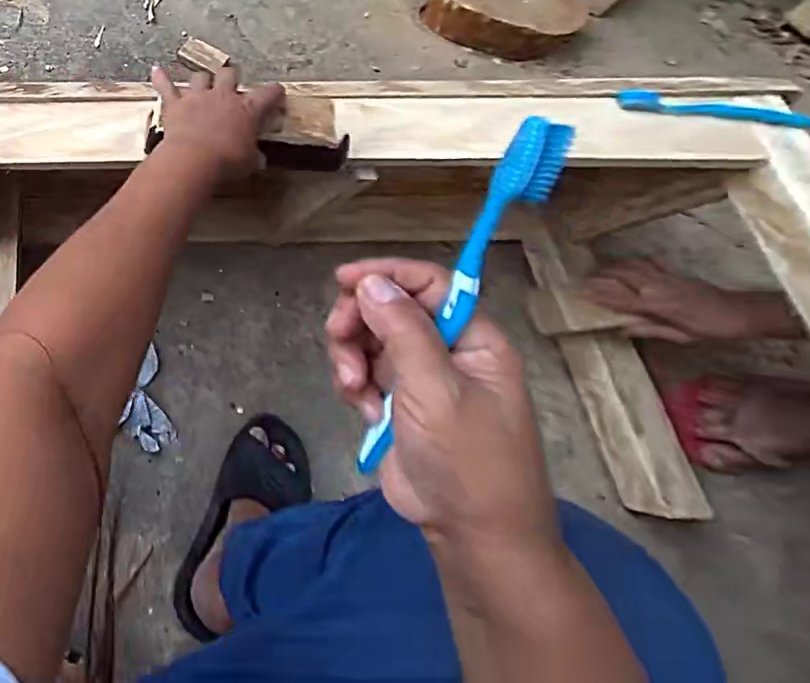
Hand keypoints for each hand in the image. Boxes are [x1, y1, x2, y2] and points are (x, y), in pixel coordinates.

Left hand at [150, 66, 283, 180]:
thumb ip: (254, 156)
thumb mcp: (249, 163)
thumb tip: (259, 160)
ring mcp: (198, 97)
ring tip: (202, 81)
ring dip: (202, 78)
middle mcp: (224, 96)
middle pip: (229, 74)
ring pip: (201, 76)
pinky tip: (157, 70)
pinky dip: (161, 79)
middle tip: (232, 80)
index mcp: (247, 109)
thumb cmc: (227, 162)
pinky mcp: (175, 105)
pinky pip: (166, 87)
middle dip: (231, 76)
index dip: (274, 92)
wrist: (193, 160)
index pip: (267, 94)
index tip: (277, 91)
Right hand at [324, 258, 557, 548]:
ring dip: (352, 356)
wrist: (470, 536)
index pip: (429, 283)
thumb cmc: (467, 458)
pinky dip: (356, 384)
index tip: (344, 278)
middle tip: (337, 337)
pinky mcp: (398, 402)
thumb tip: (371, 282)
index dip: (387, 273)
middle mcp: (446, 348)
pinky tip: (364, 411)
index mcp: (472, 337)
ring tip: (352, 388)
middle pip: (391, 307)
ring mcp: (420, 376)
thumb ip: (403, 330)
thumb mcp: (436, 390)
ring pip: (371, 338)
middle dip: (359, 319)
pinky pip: (365, 371)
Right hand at [579, 258, 775, 341]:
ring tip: (596, 268)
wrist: (739, 312)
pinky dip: (632, 261)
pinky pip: (647, 262)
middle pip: (620, 276)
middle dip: (599, 276)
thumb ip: (651, 330)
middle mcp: (657, 286)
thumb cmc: (710, 329)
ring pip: (631, 265)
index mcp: (657, 305)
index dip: (598, 295)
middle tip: (582, 279)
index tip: (580, 292)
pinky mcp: (672, 271)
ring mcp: (664, 276)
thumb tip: (622, 328)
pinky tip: (625, 262)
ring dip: (612, 265)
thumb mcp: (681, 336)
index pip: (620, 298)